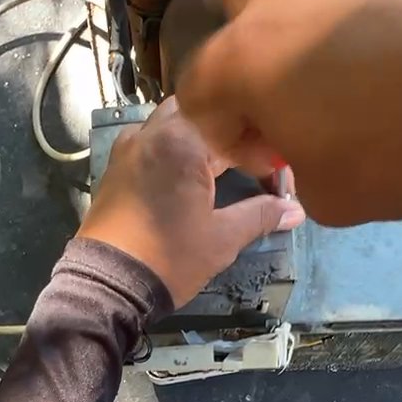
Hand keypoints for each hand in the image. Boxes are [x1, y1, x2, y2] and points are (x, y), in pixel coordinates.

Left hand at [78, 98, 305, 308]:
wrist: (106, 286)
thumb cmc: (168, 259)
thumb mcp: (222, 239)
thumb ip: (261, 215)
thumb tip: (295, 210)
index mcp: (182, 139)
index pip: (238, 128)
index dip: (266, 153)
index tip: (281, 182)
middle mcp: (152, 131)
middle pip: (207, 116)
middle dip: (236, 137)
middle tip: (257, 168)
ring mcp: (129, 148)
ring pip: (178, 126)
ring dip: (206, 142)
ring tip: (229, 171)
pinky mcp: (117, 168)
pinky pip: (155, 144)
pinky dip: (179, 153)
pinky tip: (194, 178)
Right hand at [177, 0, 401, 225]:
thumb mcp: (331, 197)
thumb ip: (293, 163)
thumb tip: (300, 139)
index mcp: (251, 56)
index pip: (199, 87)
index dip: (225, 130)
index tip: (269, 152)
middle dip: (242, 21)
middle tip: (280, 66)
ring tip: (343, 42)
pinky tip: (399, 21)